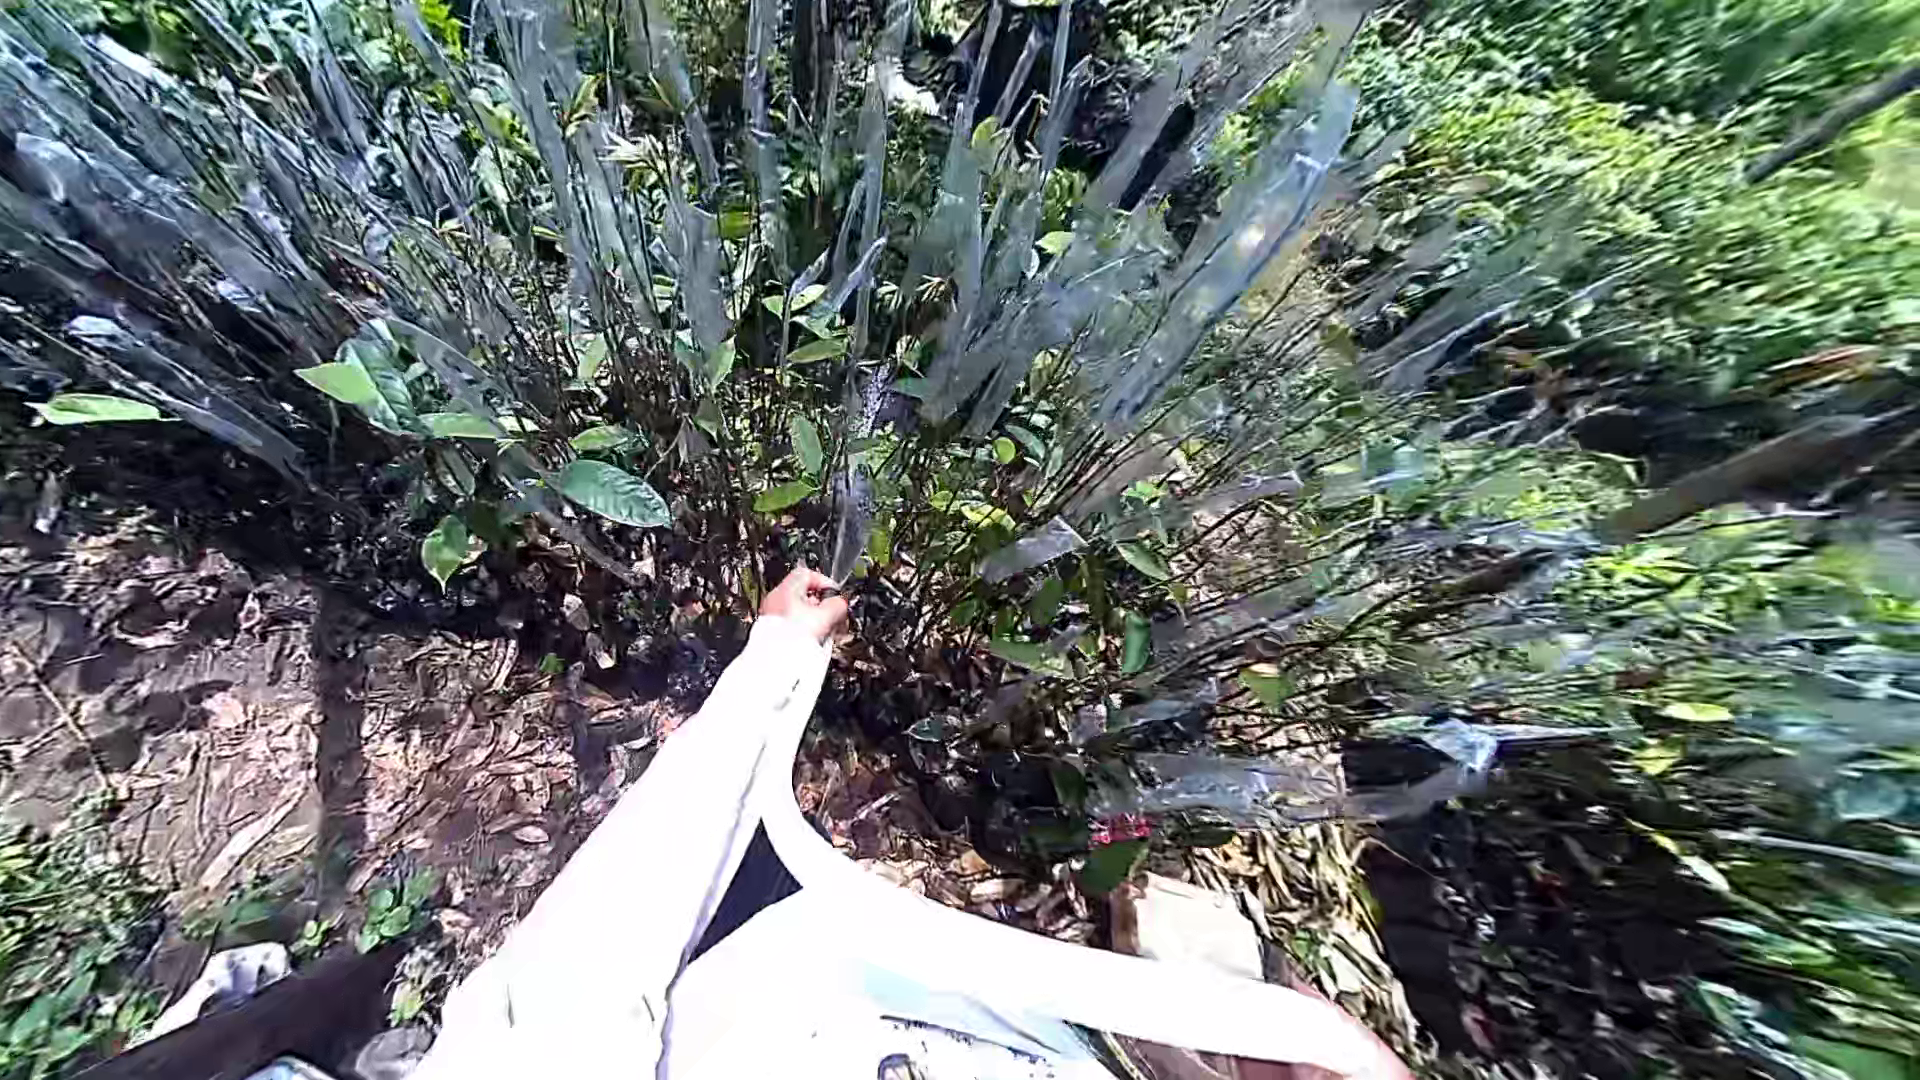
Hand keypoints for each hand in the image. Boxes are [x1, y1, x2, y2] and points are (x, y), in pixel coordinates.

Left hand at [759, 565, 848, 643]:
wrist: (776, 662)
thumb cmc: (794, 637)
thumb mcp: (825, 616)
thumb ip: (837, 604)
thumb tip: (842, 603)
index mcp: (786, 590)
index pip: (807, 574)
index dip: (825, 583)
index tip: (835, 595)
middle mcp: (775, 600)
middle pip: (805, 595)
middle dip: (822, 605)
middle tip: (833, 615)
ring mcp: (772, 617)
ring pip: (800, 612)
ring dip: (815, 619)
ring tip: (826, 631)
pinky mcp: (773, 633)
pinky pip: (793, 625)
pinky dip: (805, 630)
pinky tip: (814, 640)